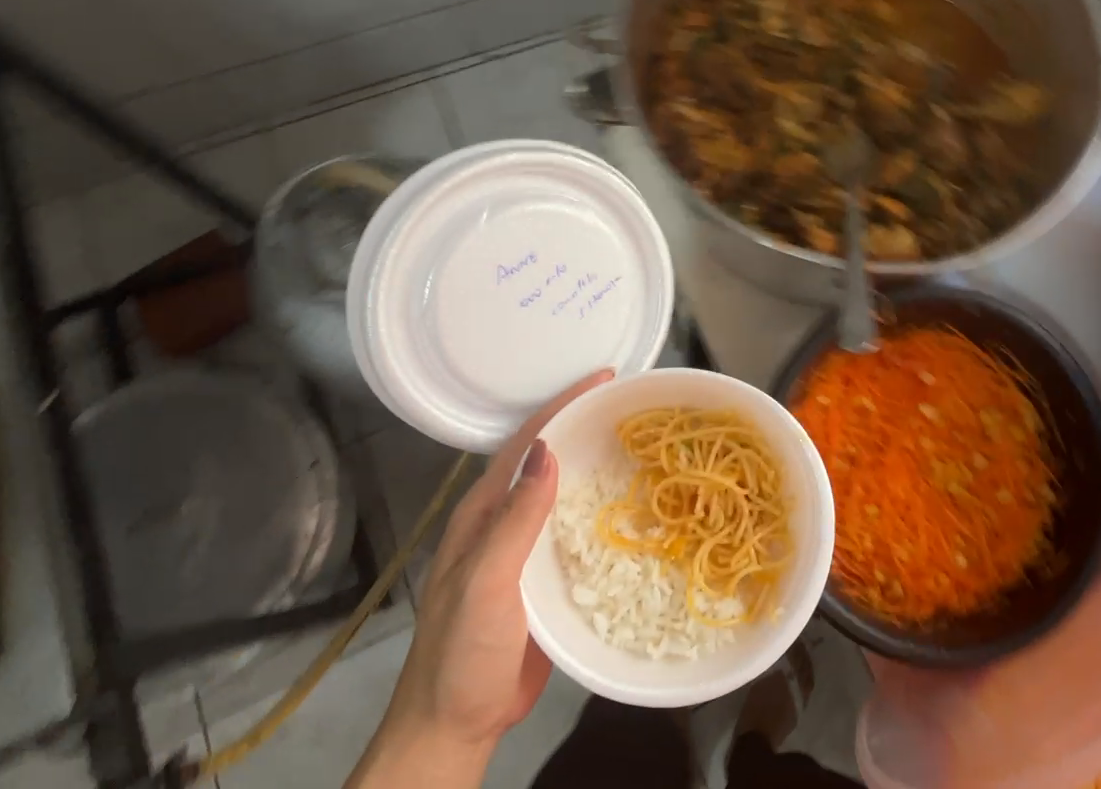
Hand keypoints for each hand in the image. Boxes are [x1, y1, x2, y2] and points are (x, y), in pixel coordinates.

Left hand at [354, 370, 611, 786]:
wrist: (457, 723)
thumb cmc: (462, 653)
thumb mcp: (485, 583)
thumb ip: (515, 520)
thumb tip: (547, 451)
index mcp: (483, 513)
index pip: (524, 444)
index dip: (561, 405)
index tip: (604, 377)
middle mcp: (504, 522)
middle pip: (546, 459)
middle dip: (583, 424)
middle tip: (634, 404)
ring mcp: (526, 550)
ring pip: (565, 491)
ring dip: (597, 462)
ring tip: (644, 442)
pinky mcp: (547, 577)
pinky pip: (578, 529)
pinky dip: (604, 507)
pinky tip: (634, 506)